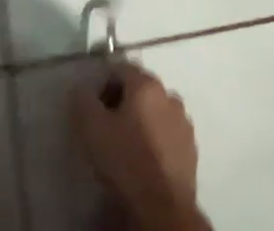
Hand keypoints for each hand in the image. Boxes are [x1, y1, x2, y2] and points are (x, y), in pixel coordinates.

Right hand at [69, 64, 204, 228]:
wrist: (160, 204)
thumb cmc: (124, 159)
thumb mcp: (91, 126)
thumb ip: (82, 99)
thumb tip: (82, 88)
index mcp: (146, 85)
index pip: (120, 68)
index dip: (102, 84)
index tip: (93, 106)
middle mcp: (170, 96)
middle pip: (140, 88)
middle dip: (121, 101)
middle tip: (105, 125)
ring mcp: (184, 122)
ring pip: (155, 110)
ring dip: (140, 119)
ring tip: (125, 144)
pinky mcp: (191, 147)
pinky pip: (168, 132)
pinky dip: (155, 137)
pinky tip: (144, 158)